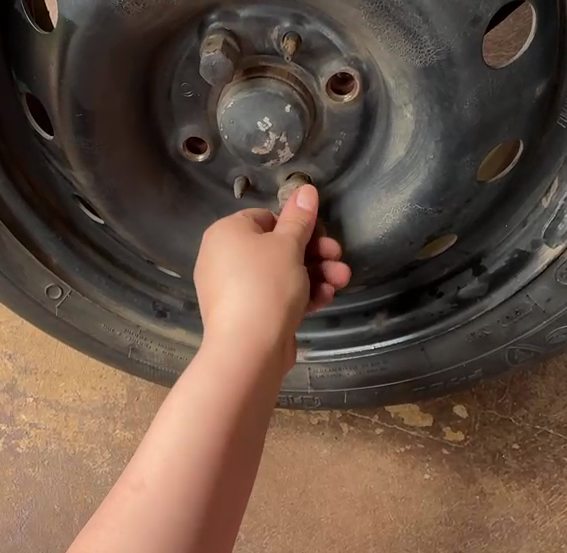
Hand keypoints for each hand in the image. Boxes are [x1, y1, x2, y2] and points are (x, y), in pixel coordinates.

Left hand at [193, 185, 351, 362]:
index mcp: (226, 234)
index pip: (265, 218)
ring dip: (315, 276)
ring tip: (341, 281)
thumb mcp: (288, 245)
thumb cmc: (265, 286)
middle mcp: (224, 260)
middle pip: (277, 248)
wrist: (248, 350)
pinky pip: (276, 299)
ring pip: (281, 276)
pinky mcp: (248, 317)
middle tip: (338, 257)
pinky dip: (301, 296)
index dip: (296, 226)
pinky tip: (326, 298)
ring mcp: (235, 292)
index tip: (321, 235)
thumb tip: (306, 188)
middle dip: (314, 254)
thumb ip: (300, 218)